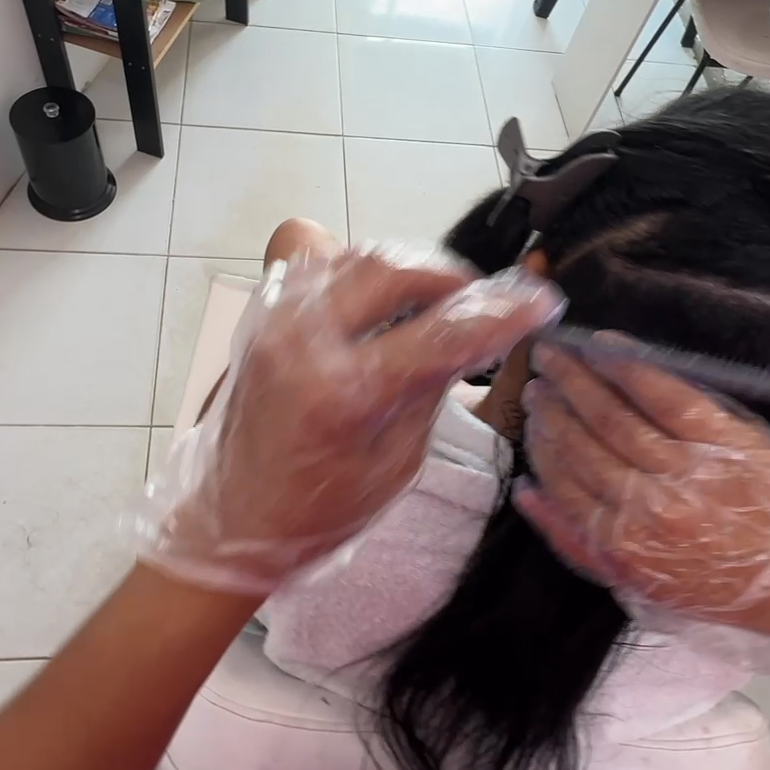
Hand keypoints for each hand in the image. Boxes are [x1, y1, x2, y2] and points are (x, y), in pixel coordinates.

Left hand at [137, 246, 563, 594]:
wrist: (230, 517)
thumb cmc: (316, 510)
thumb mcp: (397, 462)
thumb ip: (433, 387)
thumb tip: (476, 330)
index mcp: (340, 391)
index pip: (441, 331)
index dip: (501, 313)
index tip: (539, 301)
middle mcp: (300, 336)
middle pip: (396, 268)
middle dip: (452, 279)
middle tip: (481, 304)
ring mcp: (273, 315)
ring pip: (360, 253)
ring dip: (409, 269)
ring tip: (437, 304)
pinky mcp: (261, 309)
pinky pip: (321, 257)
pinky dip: (362, 269)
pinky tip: (381, 300)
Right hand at [515, 339, 769, 696]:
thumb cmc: (722, 590)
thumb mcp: (639, 587)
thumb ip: (576, 543)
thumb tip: (526, 493)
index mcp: (624, 544)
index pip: (563, 479)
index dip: (541, 442)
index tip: (530, 417)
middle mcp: (649, 504)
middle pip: (583, 442)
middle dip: (552, 405)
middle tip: (534, 375)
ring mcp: (686, 468)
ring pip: (614, 415)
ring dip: (578, 380)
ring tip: (556, 356)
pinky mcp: (724, 440)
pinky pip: (667, 394)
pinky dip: (631, 367)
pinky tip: (603, 348)